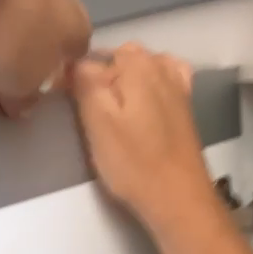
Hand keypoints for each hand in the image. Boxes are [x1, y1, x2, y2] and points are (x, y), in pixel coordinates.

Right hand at [72, 44, 215, 227]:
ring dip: (123, 84)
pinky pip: (160, 80)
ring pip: (139, 70)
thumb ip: (84, 81)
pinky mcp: (185, 103)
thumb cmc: (133, 162)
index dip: (73, 77)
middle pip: (117, 59)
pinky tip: (140, 105)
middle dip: (100, 80)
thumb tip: (73, 59)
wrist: (178, 196)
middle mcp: (161, 64)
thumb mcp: (97, 121)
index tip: (66, 103)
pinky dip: (147, 87)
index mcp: (138, 63)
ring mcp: (178, 83)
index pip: (91, 57)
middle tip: (89, 115)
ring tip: (113, 115)